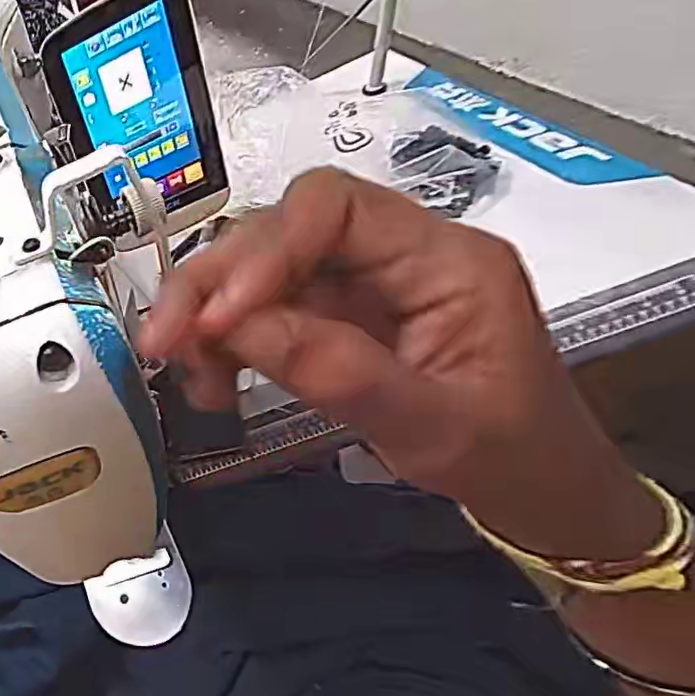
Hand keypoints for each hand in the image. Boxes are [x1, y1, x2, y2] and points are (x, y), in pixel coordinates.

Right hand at [138, 168, 660, 558]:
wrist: (529, 485)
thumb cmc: (510, 454)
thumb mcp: (433, 425)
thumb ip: (340, 372)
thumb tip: (240, 330)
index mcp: (443, 261)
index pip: (334, 210)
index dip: (263, 251)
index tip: (218, 316)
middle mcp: (390, 260)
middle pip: (277, 234)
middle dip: (211, 283)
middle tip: (166, 338)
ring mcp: (353, 290)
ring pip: (254, 272)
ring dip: (205, 317)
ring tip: (189, 371)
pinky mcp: (326, 320)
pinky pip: (253, 314)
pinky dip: (218, 345)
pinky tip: (212, 381)